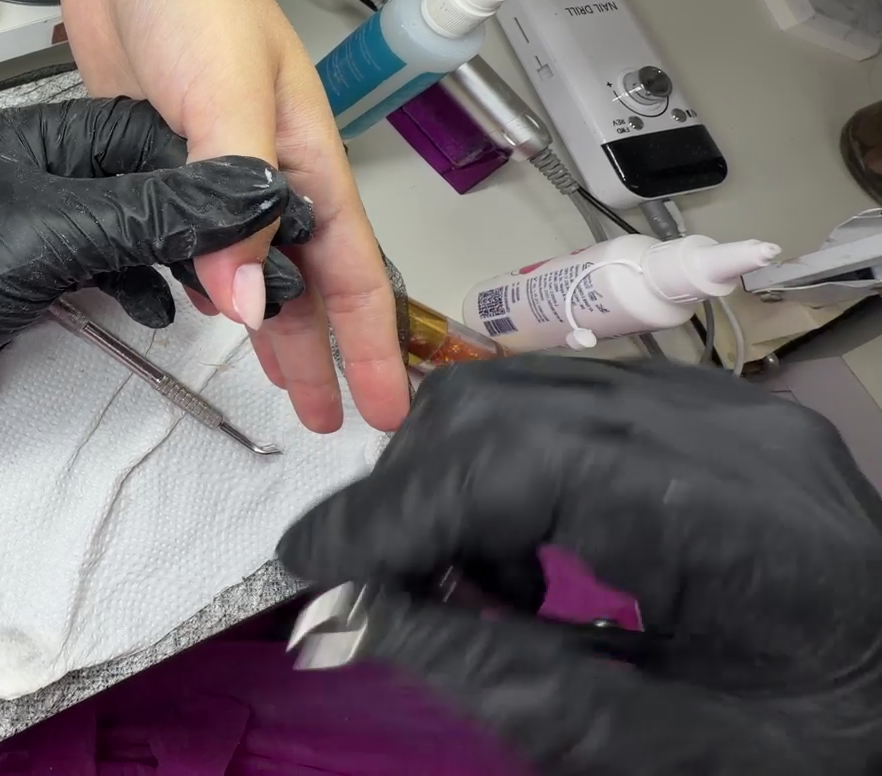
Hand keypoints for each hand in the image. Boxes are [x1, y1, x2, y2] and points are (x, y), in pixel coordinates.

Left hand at [0, 98, 311, 437]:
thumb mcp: (46, 234)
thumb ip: (150, 213)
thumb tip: (250, 204)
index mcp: (57, 135)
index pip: (174, 145)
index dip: (235, 190)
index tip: (293, 235)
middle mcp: (56, 166)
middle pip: (164, 189)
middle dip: (219, 236)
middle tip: (273, 286)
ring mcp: (46, 218)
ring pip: (142, 228)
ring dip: (186, 261)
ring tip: (227, 301)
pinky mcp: (37, 266)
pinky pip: (110, 261)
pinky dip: (141, 281)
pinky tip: (160, 308)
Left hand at [54, 0, 408, 433]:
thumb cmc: (193, 2)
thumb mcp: (228, 99)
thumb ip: (236, 199)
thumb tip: (247, 303)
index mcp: (300, 160)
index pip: (350, 268)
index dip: (372, 341)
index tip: (386, 409)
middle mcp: (259, 176)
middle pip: (302, 281)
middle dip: (319, 350)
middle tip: (325, 417)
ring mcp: (206, 177)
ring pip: (244, 268)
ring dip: (262, 325)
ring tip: (272, 382)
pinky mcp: (154, 170)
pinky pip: (185, 242)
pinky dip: (198, 283)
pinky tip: (194, 308)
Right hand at [278, 357, 881, 775]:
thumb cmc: (818, 745)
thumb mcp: (666, 754)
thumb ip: (497, 677)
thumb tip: (359, 606)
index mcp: (744, 517)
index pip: (517, 464)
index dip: (398, 510)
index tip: (314, 560)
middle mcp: (716, 426)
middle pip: (491, 412)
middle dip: (409, 496)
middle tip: (389, 579)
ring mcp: (697, 400)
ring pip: (494, 392)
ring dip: (438, 478)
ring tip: (467, 572)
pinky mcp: (672, 401)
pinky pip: (528, 402)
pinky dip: (480, 466)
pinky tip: (514, 540)